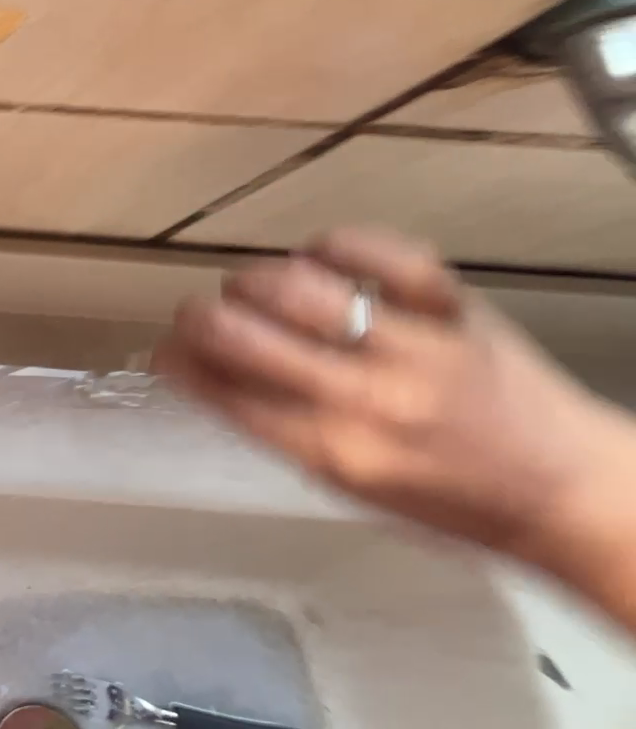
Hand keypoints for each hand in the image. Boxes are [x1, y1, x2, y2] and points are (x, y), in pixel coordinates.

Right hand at [151, 227, 634, 564]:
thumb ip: (270, 424)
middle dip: (194, 317)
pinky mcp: (457, 311)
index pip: (214, 388)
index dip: (172, 360)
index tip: (168, 353)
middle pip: (237, 333)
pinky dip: (334, 247)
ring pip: (295, 288)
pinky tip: (320, 260)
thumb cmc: (449, 500)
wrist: (578, 497)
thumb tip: (203, 369)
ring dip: (252, 282)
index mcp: (331, 452)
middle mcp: (366, 400)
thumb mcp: (343, 484)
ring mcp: (416, 350)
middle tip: (200, 318)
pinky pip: (383, 255)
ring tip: (256, 291)